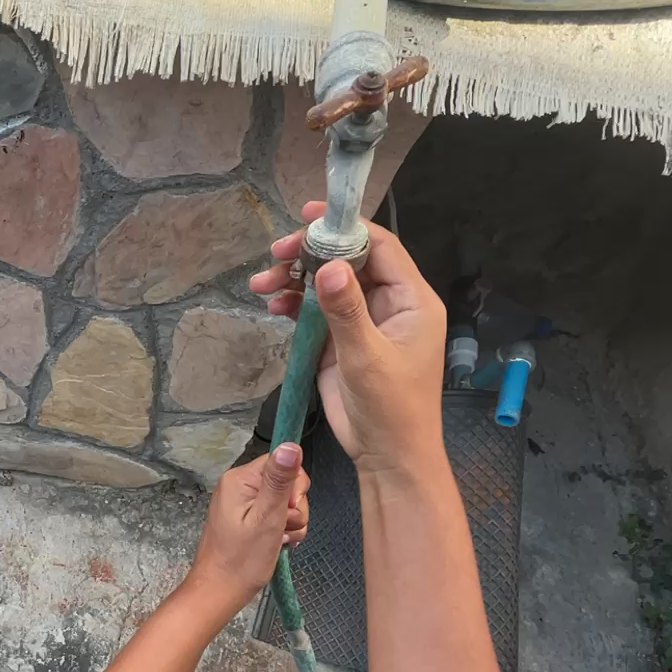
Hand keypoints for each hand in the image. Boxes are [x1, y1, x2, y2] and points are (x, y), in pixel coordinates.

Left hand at [186, 443, 310, 606]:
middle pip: (286, 482)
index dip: (293, 487)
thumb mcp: (267, 517)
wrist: (221, 590)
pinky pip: (277, 515)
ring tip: (279, 540)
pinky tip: (278, 544)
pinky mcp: (248, 518)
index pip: (281, 462)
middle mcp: (239, 486)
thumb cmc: (242, 559)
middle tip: (282, 529)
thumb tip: (291, 444)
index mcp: (239, 479)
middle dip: (294, 508)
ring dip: (291, 522)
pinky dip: (284, 530)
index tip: (286, 510)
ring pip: (286, 502)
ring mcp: (243, 503)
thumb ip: (280, 481)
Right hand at [249, 201, 446, 477]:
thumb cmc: (390, 408)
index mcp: (410, 300)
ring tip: (261, 284)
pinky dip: (295, 306)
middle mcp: (388, 304)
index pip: (379, 248)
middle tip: (274, 255)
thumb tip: (327, 267)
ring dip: (295, 281)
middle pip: (348, 262)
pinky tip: (274, 306)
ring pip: (327, 286)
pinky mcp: (342, 342)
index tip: (308, 217)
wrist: (386, 454)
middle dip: (310, 255)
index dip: (345, 227)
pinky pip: (317, 313)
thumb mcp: (366, 357)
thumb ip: (346, 311)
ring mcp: (364, 323)